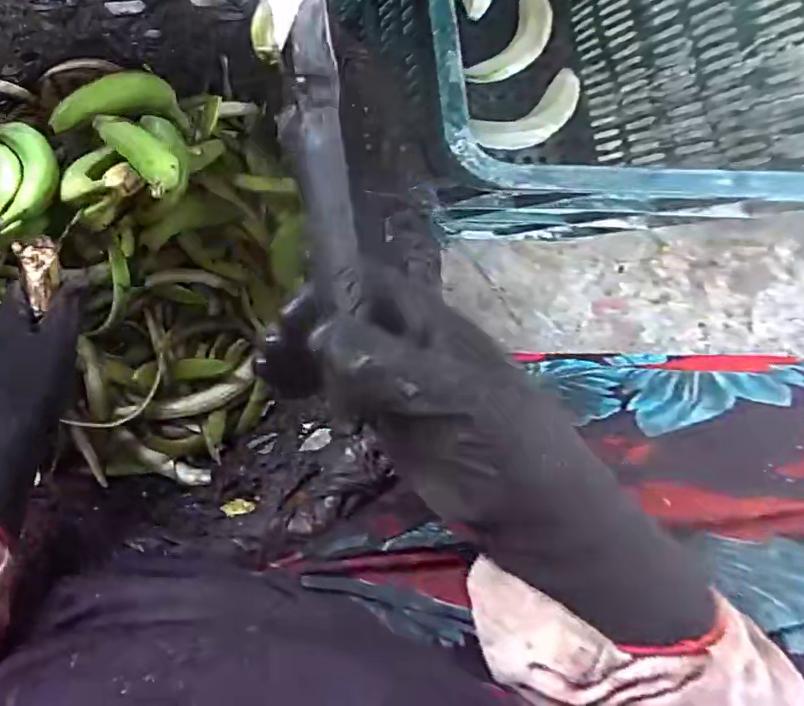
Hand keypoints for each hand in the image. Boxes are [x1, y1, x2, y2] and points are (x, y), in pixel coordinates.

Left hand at [0, 281, 82, 440]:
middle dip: (53, 308)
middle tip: (80, 315)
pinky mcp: (6, 377)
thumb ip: (69, 305)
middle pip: (28, 307)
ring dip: (51, 333)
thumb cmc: (37, 382)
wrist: (13, 436)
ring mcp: (0, 354)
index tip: (75, 288)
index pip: (24, 281)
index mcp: (7, 313)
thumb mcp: (59, 338)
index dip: (49, 279)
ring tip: (74, 340)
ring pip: (29, 331)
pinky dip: (45, 354)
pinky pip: (28, 353)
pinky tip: (61, 366)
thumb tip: (81, 274)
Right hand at [291, 269, 718, 648]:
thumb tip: (319, 333)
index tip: (291, 317)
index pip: (366, 282)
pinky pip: (331, 381)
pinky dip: (302, 379)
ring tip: (266, 368)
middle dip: (301, 323)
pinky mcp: (379, 407)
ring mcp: (389, 373)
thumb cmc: (503, 449)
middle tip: (271, 348)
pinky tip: (280, 387)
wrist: (537, 521)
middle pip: (338, 311)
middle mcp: (401, 338)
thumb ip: (384, 363)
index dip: (326, 288)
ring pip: (328, 345)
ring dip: (293, 351)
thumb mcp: (448, 397)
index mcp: (426, 322)